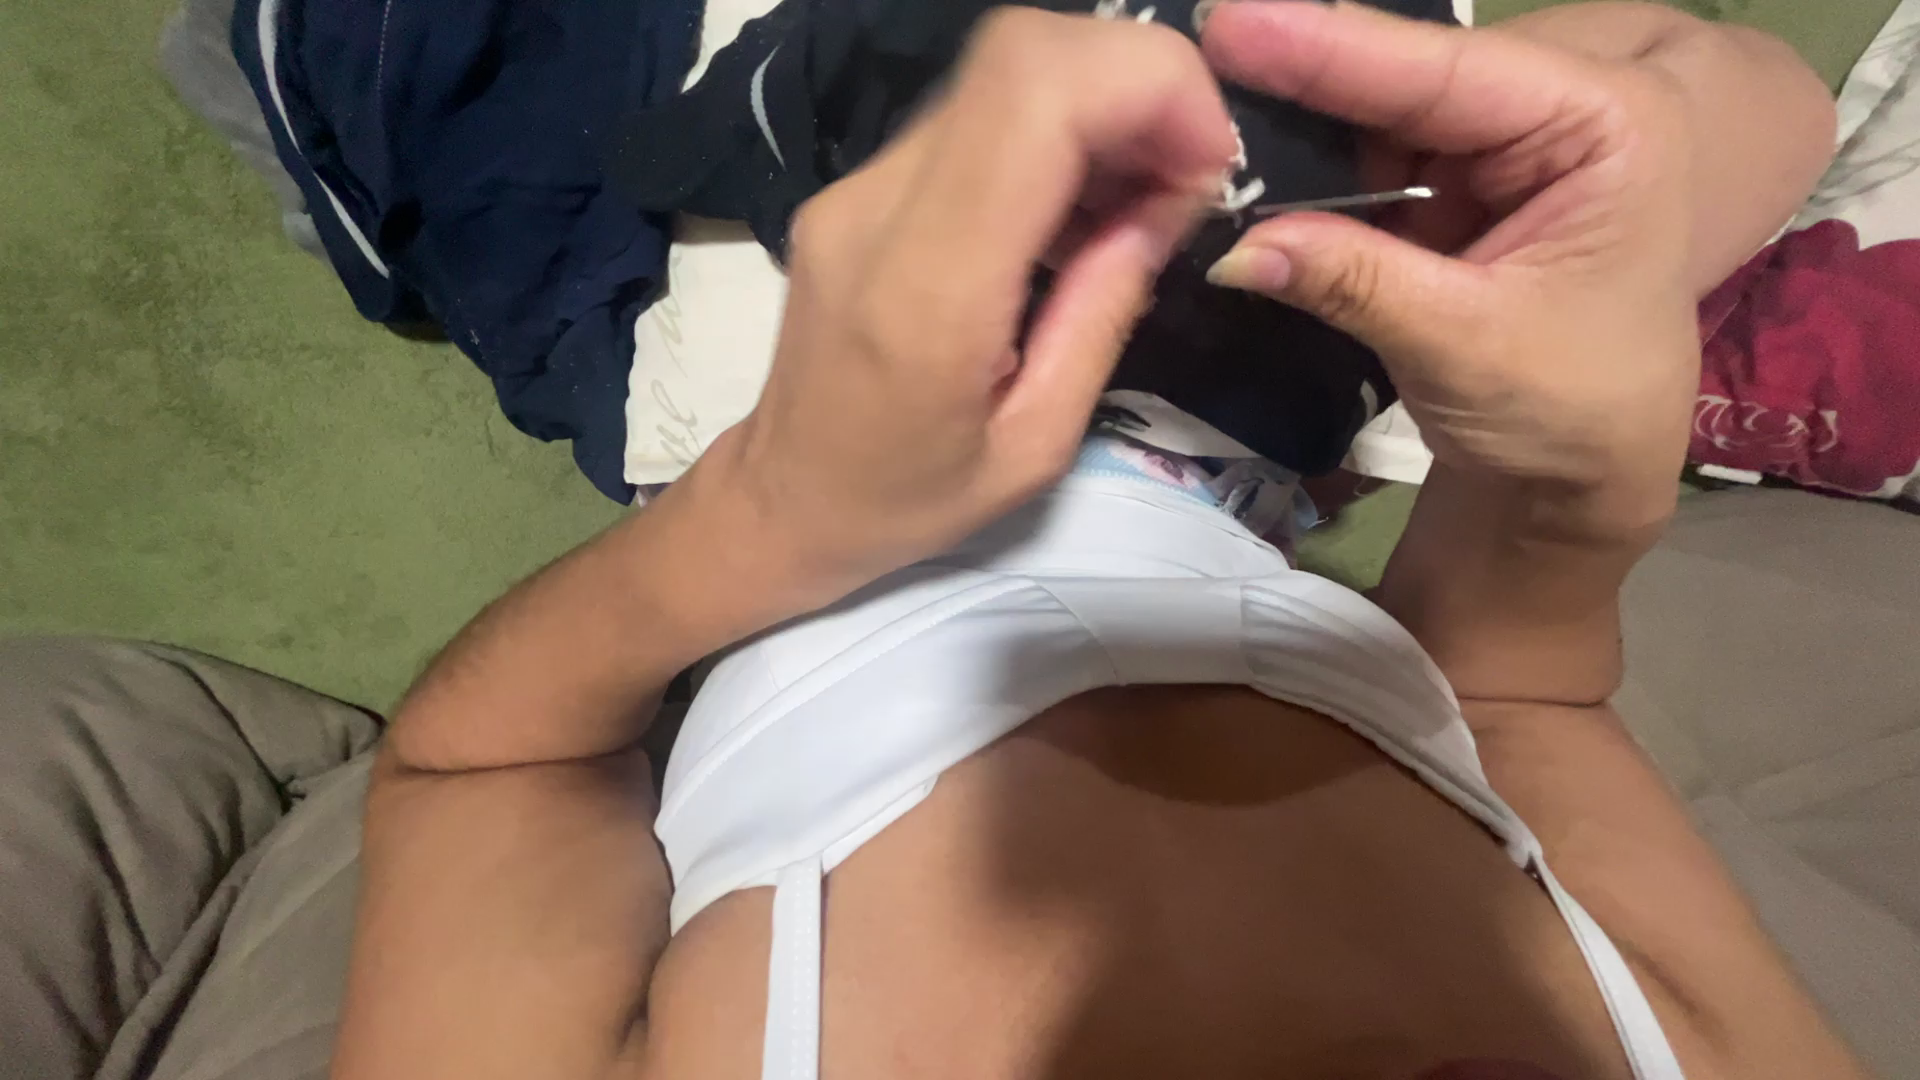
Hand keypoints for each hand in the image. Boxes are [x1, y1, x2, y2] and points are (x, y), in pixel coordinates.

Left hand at [690, 9, 1235, 597]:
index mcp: (926, 292)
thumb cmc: (909, 500)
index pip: (1035, 93)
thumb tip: (1166, 198)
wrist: (787, 500)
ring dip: (1091, 118)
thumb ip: (1103, 311)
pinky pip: (965, 128)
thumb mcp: (1035, 444)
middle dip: (1133, 93)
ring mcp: (851, 192)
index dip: (1148, 84)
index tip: (1205, 164)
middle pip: (1018, 59)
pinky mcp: (849, 195)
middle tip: (1178, 185)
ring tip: (1128, 210)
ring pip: (996, 82)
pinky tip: (1064, 217)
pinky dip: (1041, 144)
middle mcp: (875, 212)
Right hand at [1201, 1, 1701, 531]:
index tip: (1233, 22)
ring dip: (1301, 139)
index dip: (1333, 48)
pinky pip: (1367, 179)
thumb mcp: (1457, 341)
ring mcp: (1492, 162)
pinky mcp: (1447, 203)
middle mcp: (1551, 121)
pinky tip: (1259, 182)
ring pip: (1378, 128)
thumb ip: (1349, 281)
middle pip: (1407, 84)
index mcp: (1604, 127)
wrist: (1565, 467)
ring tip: (1214, 138)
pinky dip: (1312, 187)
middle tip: (1205, 67)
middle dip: (1308, 82)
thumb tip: (1233, 248)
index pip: (1448, 74)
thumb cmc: (1557, 405)